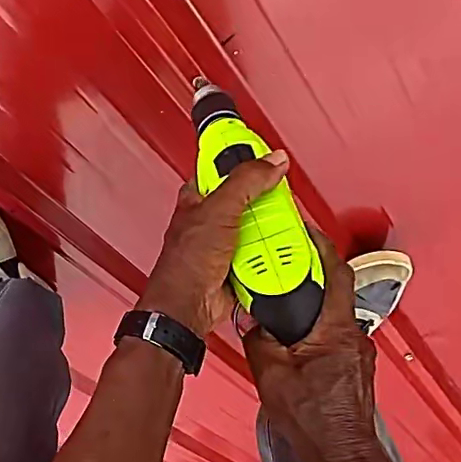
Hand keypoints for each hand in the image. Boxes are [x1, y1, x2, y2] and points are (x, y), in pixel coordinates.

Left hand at [137, 151, 289, 337]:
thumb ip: (246, 181)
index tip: (263, 154)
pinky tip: (272, 254)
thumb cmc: (184, 264)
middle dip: (265, 201)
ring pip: (258, 227)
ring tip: (274, 232)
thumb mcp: (219, 211)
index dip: (240, 157)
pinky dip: (271, 254)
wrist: (189, 307)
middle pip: (247, 198)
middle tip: (276, 201)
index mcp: (198, 198)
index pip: (220, 168)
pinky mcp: (238, 266)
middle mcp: (210, 220)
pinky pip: (263, 253)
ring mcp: (225, 244)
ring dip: (270, 231)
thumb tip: (272, 160)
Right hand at [241, 227, 384, 461]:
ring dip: (310, 307)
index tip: (305, 230)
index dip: (320, 246)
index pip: (335, 273)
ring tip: (283, 307)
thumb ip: (259, 341)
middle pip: (334, 292)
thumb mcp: (271, 376)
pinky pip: (333, 337)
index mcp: (336, 331)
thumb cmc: (315, 422)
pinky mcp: (353, 369)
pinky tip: (294, 343)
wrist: (340, 455)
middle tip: (284, 266)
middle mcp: (353, 337)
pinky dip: (314, 330)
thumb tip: (253, 323)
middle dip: (310, 276)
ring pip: (332, 317)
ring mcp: (357, 354)